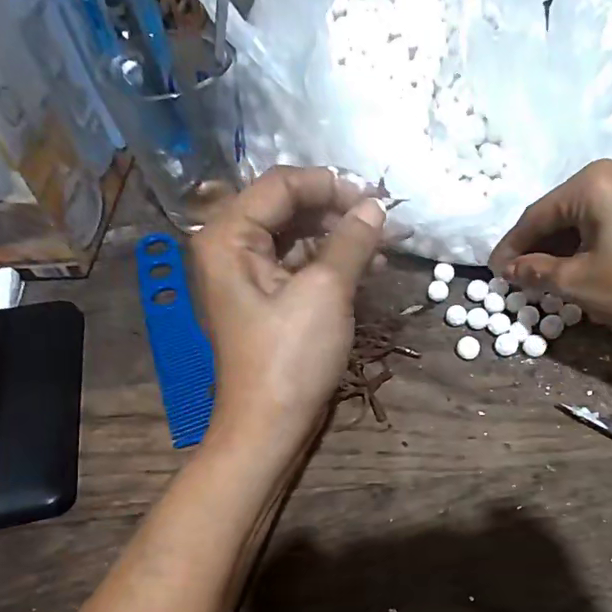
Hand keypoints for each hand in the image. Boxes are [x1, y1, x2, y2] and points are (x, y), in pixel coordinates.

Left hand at [189, 166, 385, 456]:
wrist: (268, 427)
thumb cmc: (290, 359)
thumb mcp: (325, 292)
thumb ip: (351, 241)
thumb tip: (375, 207)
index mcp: (227, 236)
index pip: (281, 184)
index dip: (330, 185)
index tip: (376, 201)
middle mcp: (229, 248)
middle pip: (287, 207)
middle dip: (337, 211)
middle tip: (384, 223)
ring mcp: (246, 276)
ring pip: (296, 236)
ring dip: (339, 238)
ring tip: (383, 248)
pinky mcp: (266, 301)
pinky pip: (298, 266)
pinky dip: (330, 263)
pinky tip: (366, 269)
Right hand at [489, 160, 611, 337]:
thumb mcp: (577, 282)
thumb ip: (536, 272)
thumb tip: (509, 269)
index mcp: (591, 183)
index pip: (536, 216)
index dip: (511, 247)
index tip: (493, 272)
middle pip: (557, 214)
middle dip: (533, 248)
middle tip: (513, 277)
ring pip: (579, 220)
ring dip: (557, 249)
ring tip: (538, 279)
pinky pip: (601, 223)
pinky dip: (581, 246)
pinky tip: (571, 269)